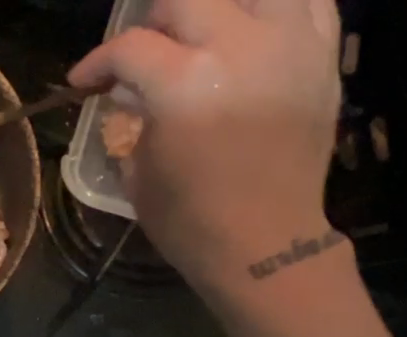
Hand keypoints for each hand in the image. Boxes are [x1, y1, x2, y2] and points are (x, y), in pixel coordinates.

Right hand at [69, 0, 342, 291]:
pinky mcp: (322, 53)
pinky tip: (253, 31)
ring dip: (215, 8)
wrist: (264, 242)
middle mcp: (238, 46)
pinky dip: (273, 8)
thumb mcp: (140, 173)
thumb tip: (131, 93)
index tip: (84, 82)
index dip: (98, 62)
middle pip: (186, 0)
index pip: (129, 47)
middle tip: (143, 54)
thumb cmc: (191, 221)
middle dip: (153, 24)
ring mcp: (288, 43)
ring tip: (202, 34)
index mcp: (182, 84)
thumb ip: (135, 120)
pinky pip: (306, 1)